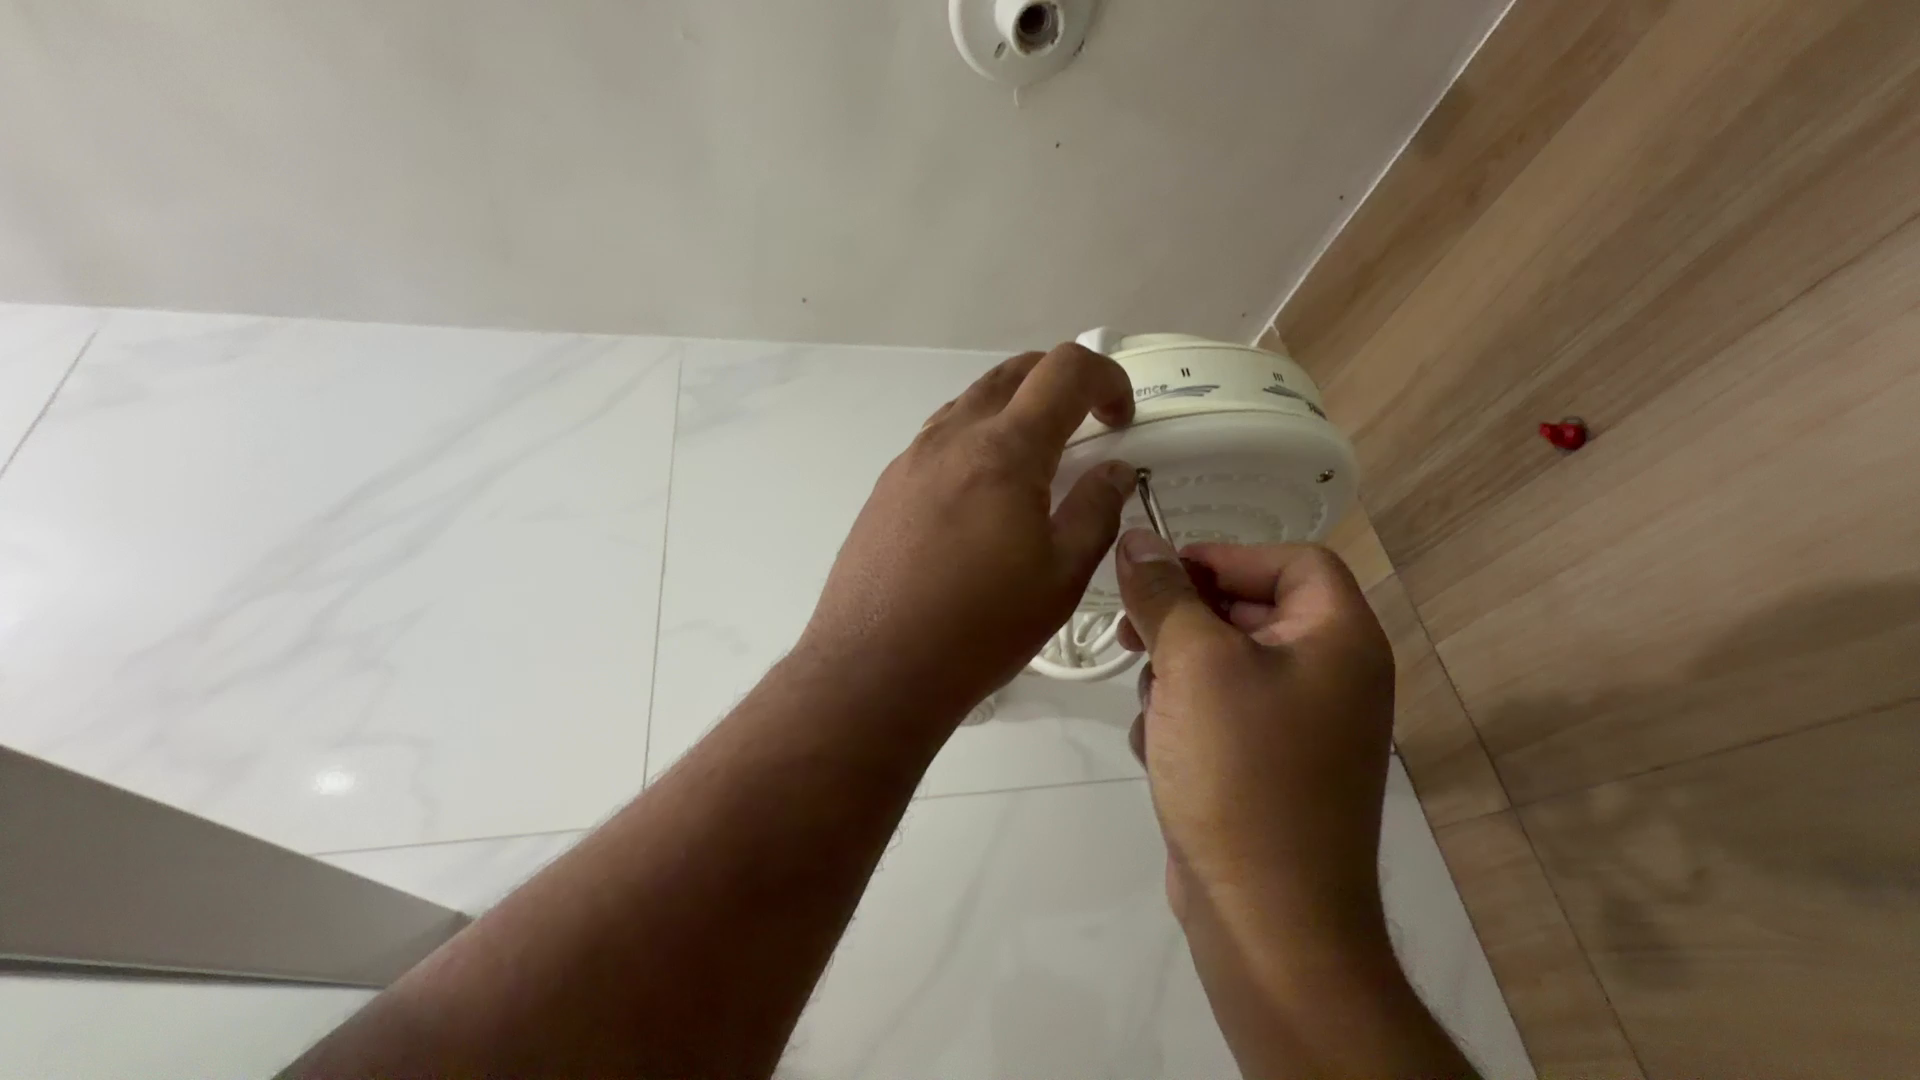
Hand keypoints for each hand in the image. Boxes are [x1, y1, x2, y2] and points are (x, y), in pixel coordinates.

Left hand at [800, 343, 1136, 718]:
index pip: (1064, 369)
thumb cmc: (979, 627)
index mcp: (1004, 450)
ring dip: (1014, 412)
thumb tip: (1112, 470)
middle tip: (1085, 428)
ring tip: (1034, 467)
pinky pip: (940, 440)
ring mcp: (911, 459)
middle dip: (1060, 383)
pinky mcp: (886, 487)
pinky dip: (976, 443)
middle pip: (1012, 372)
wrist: (874, 668)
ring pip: (971, 403)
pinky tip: (982, 499)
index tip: (1121, 420)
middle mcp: (952, 437)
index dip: (1107, 378)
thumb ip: (1095, 511)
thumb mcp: (1060, 577)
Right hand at [1115, 534, 1394, 935]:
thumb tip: (1138, 539)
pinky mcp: (1270, 770)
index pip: (1292, 560)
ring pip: (1224, 666)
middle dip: (1184, 623)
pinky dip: (1184, 723)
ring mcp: (1303, 729)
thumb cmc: (1242, 771)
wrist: (1269, 917)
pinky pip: (1221, 717)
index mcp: (1339, 640)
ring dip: (1175, 677)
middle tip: (1130, 635)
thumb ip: (1165, 593)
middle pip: (1251, 612)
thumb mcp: (1194, 665)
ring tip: (1153, 709)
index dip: (1225, 557)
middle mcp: (1332, 677)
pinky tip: (1161, 753)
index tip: (1161, 576)